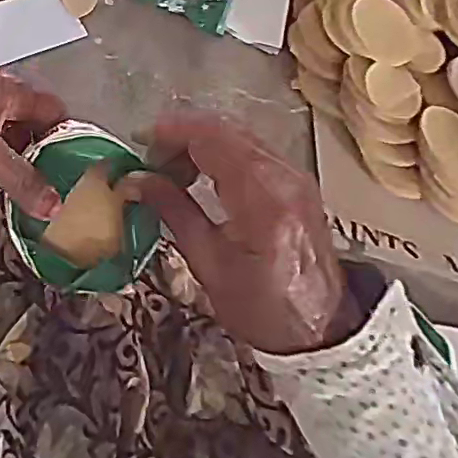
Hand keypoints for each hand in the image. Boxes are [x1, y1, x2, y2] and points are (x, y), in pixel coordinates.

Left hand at [0, 70, 65, 218]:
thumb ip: (27, 182)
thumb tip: (56, 205)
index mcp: (5, 89)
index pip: (52, 107)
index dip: (67, 133)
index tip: (77, 161)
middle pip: (32, 120)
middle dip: (46, 148)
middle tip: (58, 178)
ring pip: (11, 133)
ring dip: (24, 158)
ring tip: (36, 187)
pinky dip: (3, 161)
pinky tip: (7, 183)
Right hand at [120, 108, 360, 353]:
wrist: (323, 329)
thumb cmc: (261, 307)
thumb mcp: (209, 264)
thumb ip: (172, 211)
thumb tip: (134, 180)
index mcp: (261, 196)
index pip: (211, 138)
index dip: (170, 132)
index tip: (139, 143)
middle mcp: (282, 174)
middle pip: (223, 128)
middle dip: (180, 136)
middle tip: (150, 162)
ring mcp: (293, 173)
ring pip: (236, 134)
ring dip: (198, 142)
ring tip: (170, 172)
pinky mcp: (295, 179)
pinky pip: (250, 148)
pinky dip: (219, 152)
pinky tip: (200, 175)